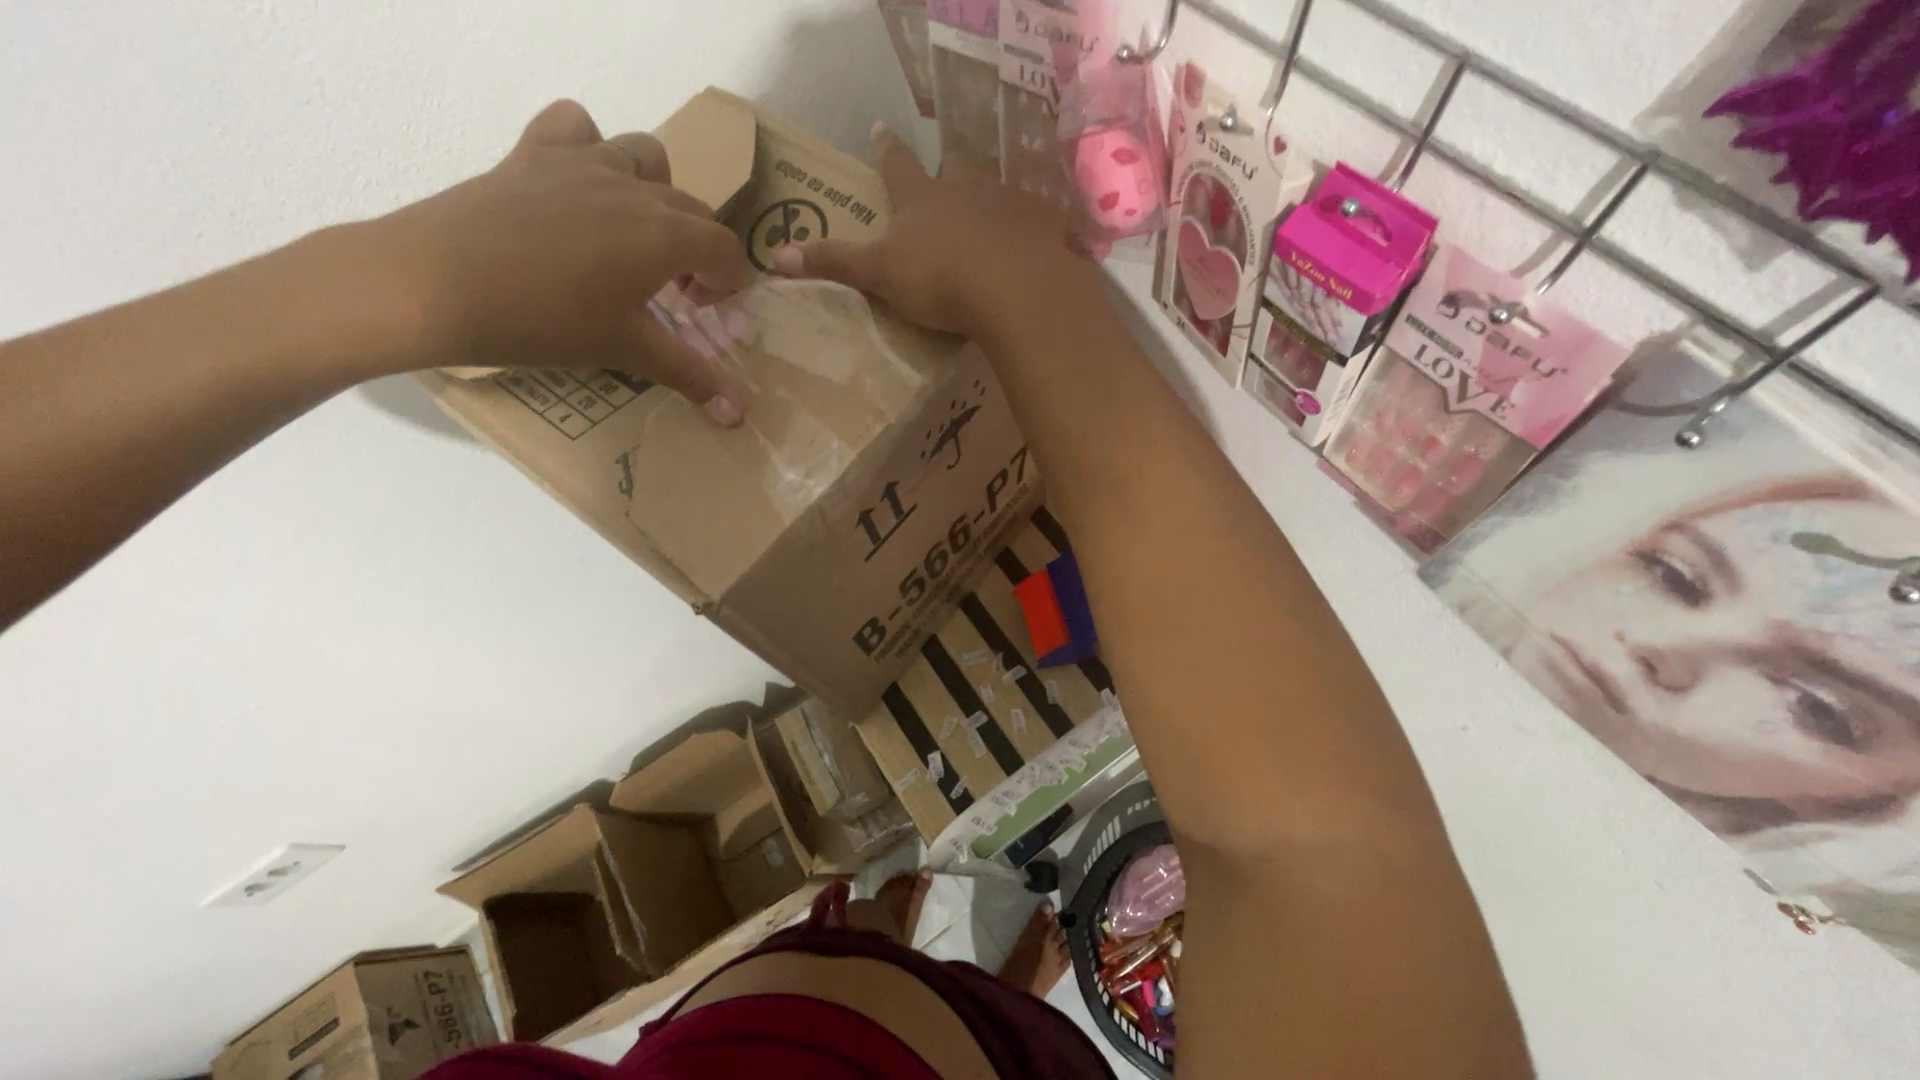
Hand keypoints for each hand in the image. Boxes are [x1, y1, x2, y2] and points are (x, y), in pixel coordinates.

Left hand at [370, 100, 751, 423]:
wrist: (437, 285)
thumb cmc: (544, 321)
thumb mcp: (625, 350)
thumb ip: (690, 375)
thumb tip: (739, 415)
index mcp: (667, 234)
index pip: (726, 251)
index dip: (727, 286)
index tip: (703, 314)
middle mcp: (636, 188)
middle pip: (694, 211)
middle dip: (698, 251)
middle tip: (673, 295)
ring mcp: (584, 163)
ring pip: (646, 157)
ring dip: (657, 191)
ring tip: (634, 232)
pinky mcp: (534, 154)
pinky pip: (575, 125)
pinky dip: (588, 145)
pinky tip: (580, 183)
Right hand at [767, 122, 1103, 341]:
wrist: (1014, 286)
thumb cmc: (939, 278)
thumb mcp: (879, 272)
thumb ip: (835, 263)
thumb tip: (777, 257)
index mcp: (921, 198)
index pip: (896, 164)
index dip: (886, 148)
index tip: (880, 127)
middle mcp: (964, 190)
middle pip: (953, 168)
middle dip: (946, 167)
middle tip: (946, 167)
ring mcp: (1007, 205)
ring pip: (994, 192)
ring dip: (988, 201)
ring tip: (989, 214)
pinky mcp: (1042, 228)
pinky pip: (1035, 222)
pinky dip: (1030, 230)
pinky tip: (1031, 245)